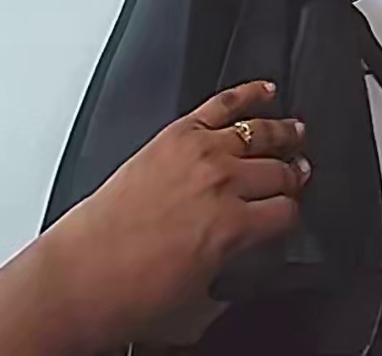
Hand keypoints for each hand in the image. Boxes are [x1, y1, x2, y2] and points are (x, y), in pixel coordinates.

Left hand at [32, 80, 308, 348]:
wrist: (80, 274)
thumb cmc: (130, 291)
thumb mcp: (201, 290)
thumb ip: (235, 255)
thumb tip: (251, 238)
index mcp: (232, 228)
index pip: (285, 212)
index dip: (293, 213)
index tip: (292, 211)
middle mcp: (222, 184)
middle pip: (278, 171)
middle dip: (295, 173)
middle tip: (301, 170)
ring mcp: (201, 151)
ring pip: (260, 132)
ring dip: (284, 131)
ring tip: (296, 131)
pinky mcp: (180, 131)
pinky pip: (225, 102)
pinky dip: (250, 93)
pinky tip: (266, 90)